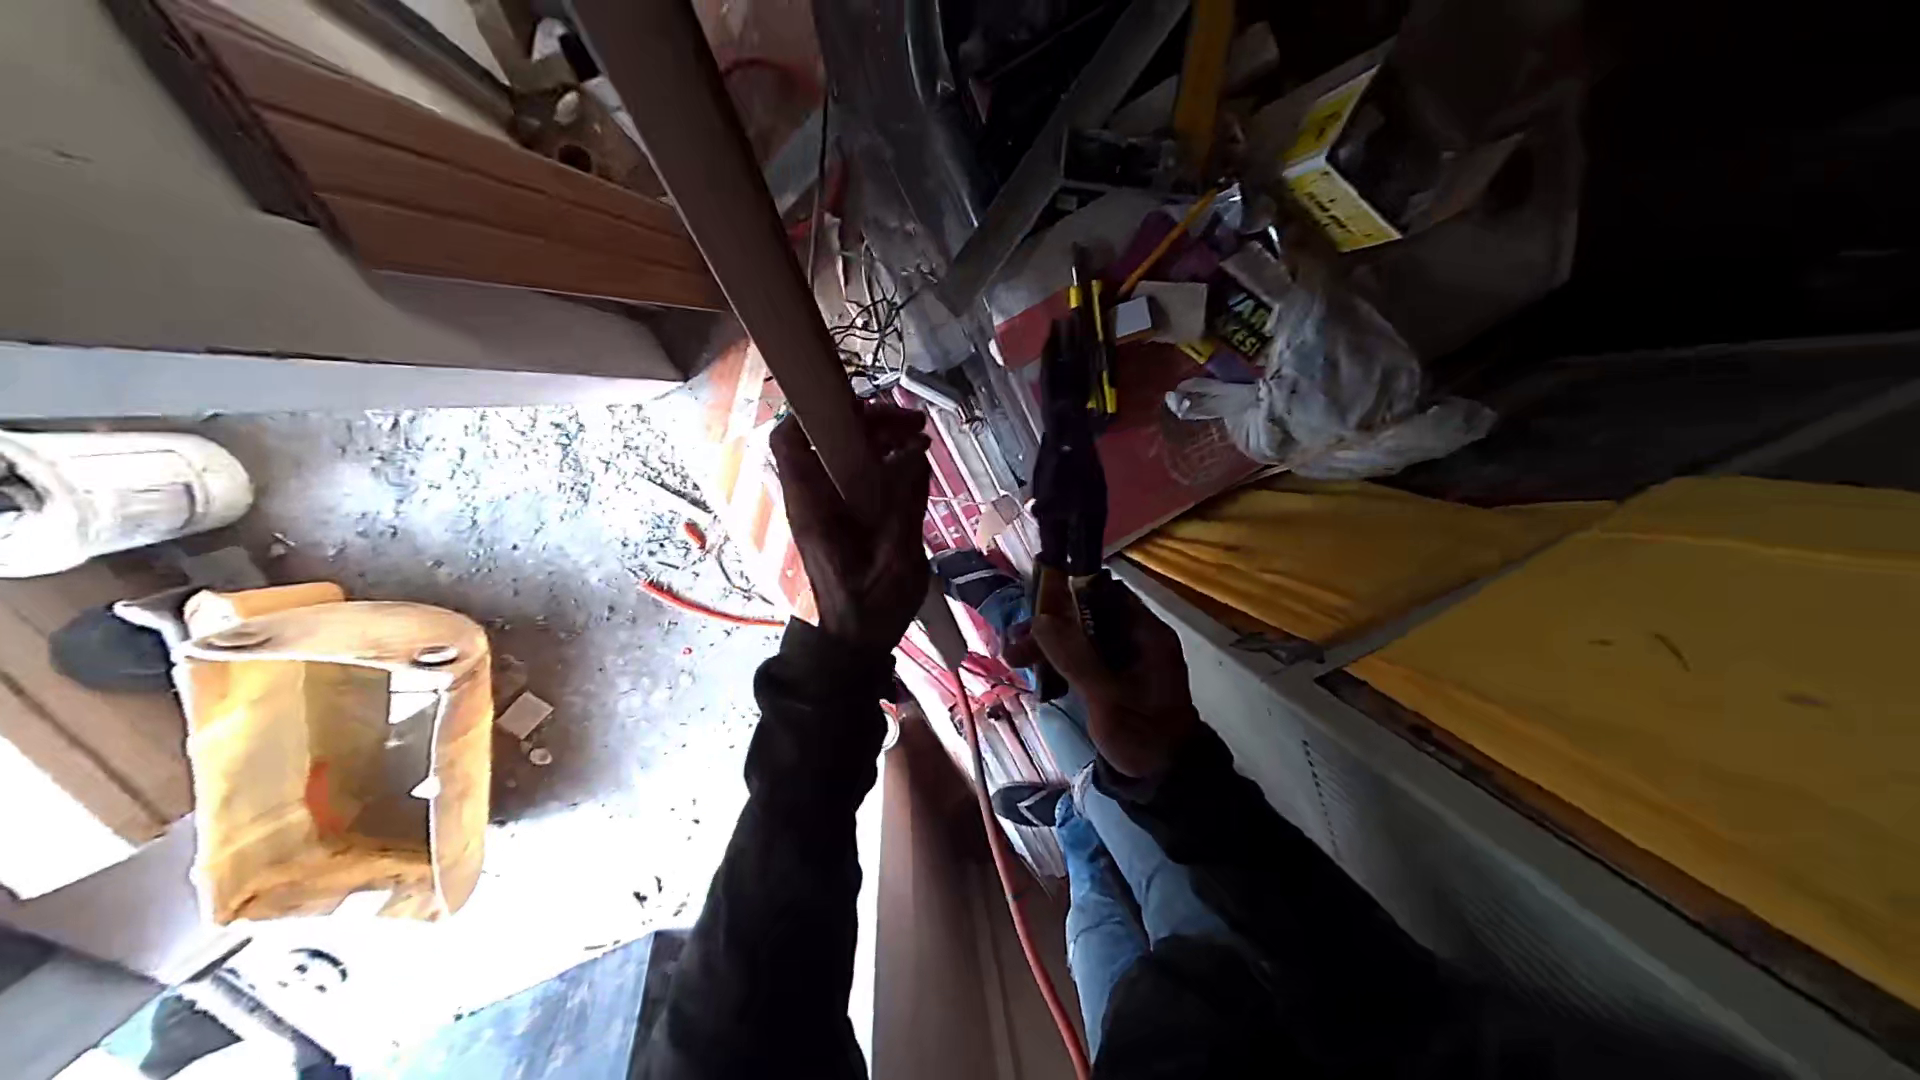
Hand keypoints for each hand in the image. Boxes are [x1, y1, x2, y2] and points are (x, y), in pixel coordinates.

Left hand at [772, 403, 931, 653]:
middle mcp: (811, 498)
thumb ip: (904, 504)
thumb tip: (915, 451)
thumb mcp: (896, 561)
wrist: (848, 646)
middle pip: (824, 437)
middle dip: (867, 421)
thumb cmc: (868, 610)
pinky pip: (853, 474)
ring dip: (877, 440)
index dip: (820, 411)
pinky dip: (880, 462)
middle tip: (914, 428)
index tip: (869, 411)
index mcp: (813, 506)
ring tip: (918, 442)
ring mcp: (824, 507)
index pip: (791, 440)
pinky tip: (911, 467)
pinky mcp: (838, 516)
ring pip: (841, 453)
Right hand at [1011, 569, 1198, 777]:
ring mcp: (1124, 658)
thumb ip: (1075, 657)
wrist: (1164, 780)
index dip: (1070, 592)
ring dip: (1048, 643)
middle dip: (1050, 624)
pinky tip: (1034, 668)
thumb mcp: (1106, 697)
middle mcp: (1136, 638)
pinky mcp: (1112, 676)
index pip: (1106, 593)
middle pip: (1087, 614)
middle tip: (1015, 641)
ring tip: (1014, 656)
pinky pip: (1082, 656)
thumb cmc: (1142, 735)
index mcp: (1146, 633)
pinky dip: (1059, 659)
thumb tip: (1041, 618)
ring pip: (1080, 636)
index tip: (1035, 606)